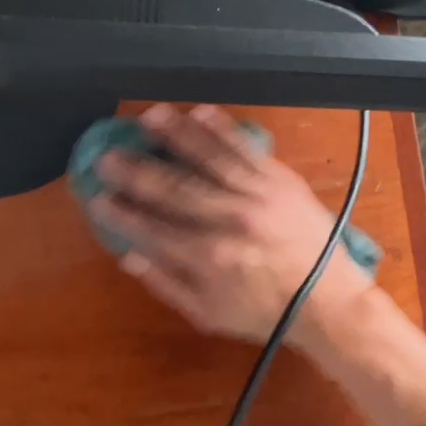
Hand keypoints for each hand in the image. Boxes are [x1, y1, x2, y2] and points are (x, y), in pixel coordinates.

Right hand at [90, 104, 373, 344]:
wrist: (328, 300)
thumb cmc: (264, 311)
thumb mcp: (208, 314)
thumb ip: (165, 282)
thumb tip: (128, 255)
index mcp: (209, 259)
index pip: (153, 228)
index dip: (122, 212)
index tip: (97, 196)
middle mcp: (229, 221)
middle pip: (174, 188)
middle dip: (136, 170)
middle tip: (108, 155)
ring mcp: (256, 195)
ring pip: (208, 157)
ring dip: (175, 134)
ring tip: (148, 117)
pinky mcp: (278, 179)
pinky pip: (245, 148)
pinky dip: (222, 128)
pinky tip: (199, 111)